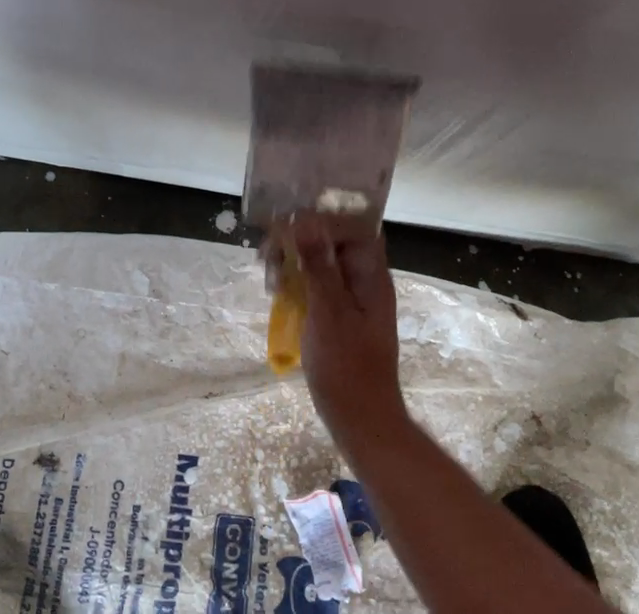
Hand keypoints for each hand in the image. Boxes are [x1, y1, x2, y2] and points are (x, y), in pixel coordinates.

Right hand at [279, 214, 406, 445]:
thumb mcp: (328, 311)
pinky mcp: (338, 317)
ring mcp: (352, 300)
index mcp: (371, 275)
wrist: (360, 420)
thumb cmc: (346, 366)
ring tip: (268, 278)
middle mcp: (365, 281)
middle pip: (333, 242)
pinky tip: (276, 293)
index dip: (322, 218)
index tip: (287, 224)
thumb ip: (318, 264)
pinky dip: (297, 284)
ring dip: (293, 262)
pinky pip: (317, 286)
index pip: (353, 226)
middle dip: (299, 241)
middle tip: (268, 255)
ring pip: (321, 263)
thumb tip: (305, 220)